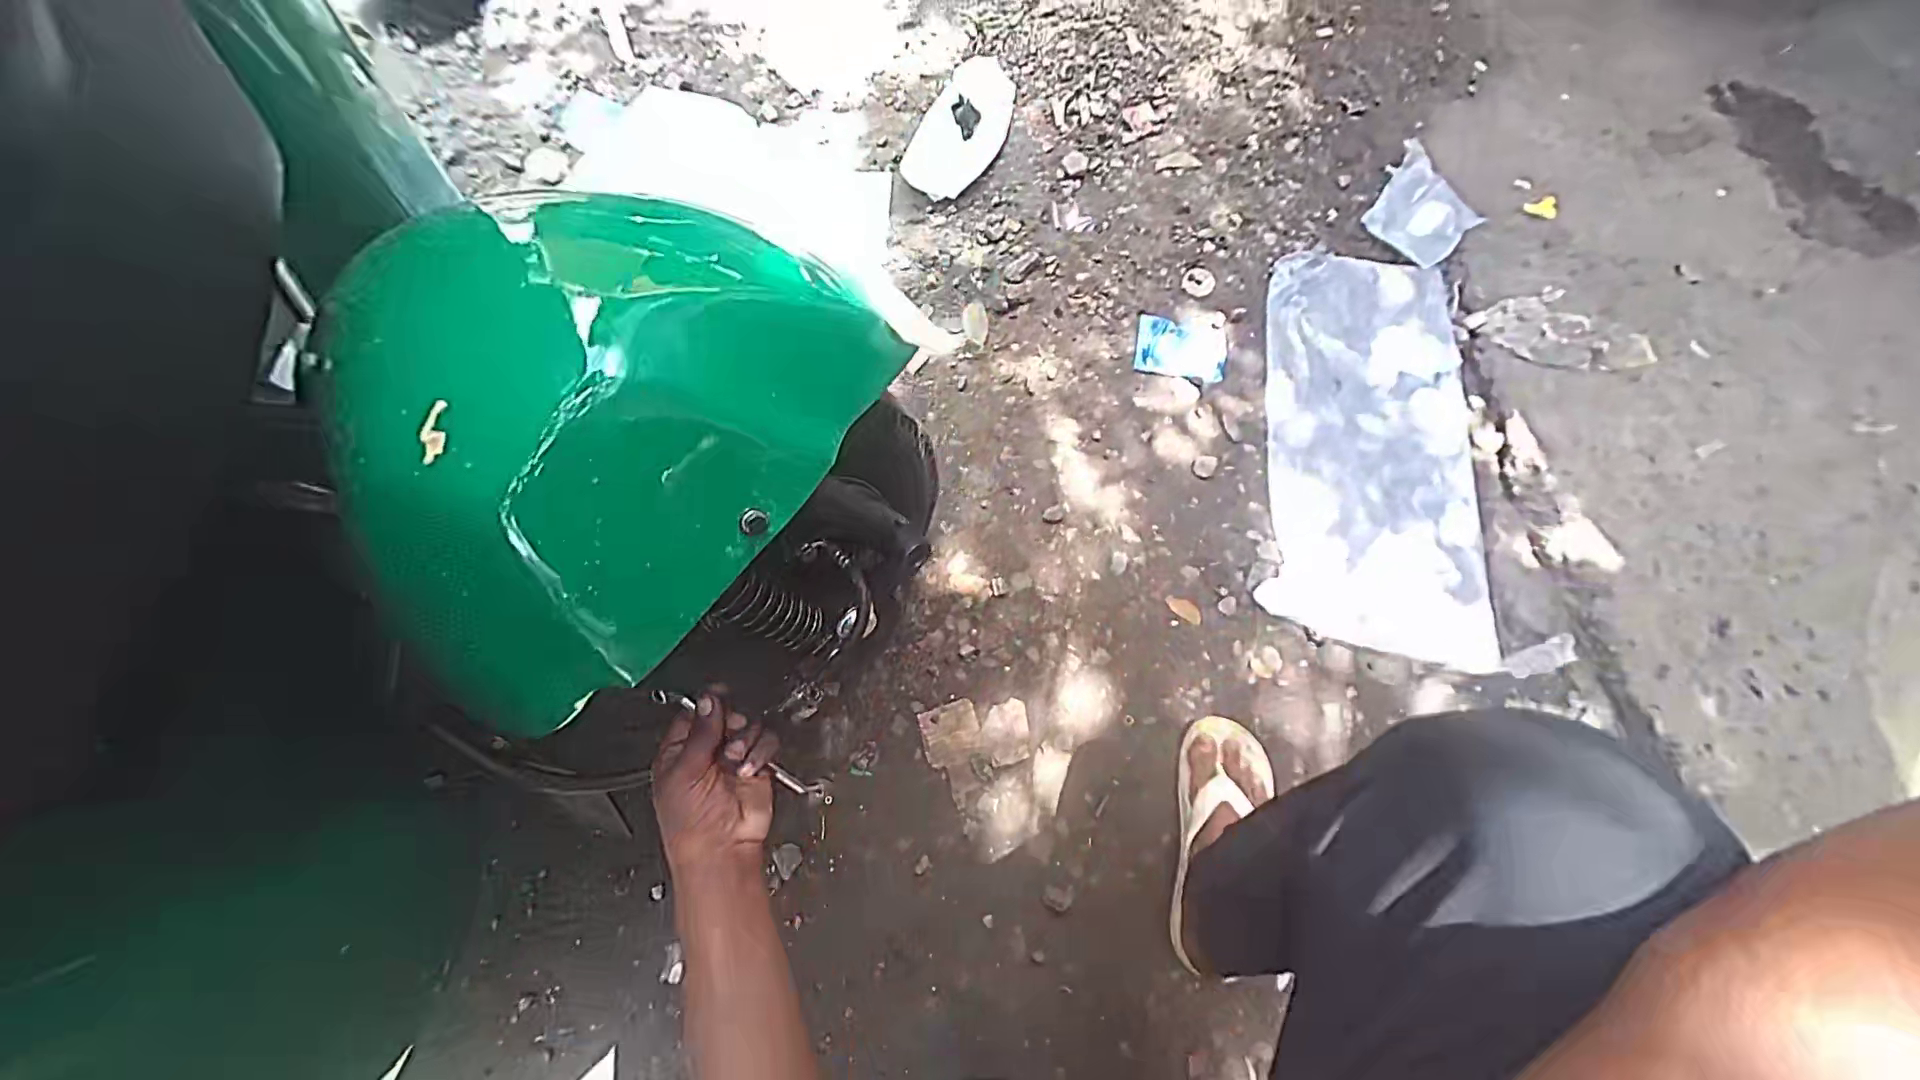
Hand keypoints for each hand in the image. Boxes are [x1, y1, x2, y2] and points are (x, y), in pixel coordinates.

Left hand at [652, 688, 780, 873]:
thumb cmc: (689, 824)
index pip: (695, 713)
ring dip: (746, 740)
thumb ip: (700, 733)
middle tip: (729, 732)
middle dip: (731, 722)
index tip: (718, 696)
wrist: (720, 849)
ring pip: (750, 726)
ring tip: (735, 759)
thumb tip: (708, 700)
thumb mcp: (684, 772)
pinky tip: (748, 768)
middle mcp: (708, 752)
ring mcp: (735, 758)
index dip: (707, 704)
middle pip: (727, 715)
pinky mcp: (758, 766)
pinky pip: (767, 743)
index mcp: (681, 751)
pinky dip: (761, 752)